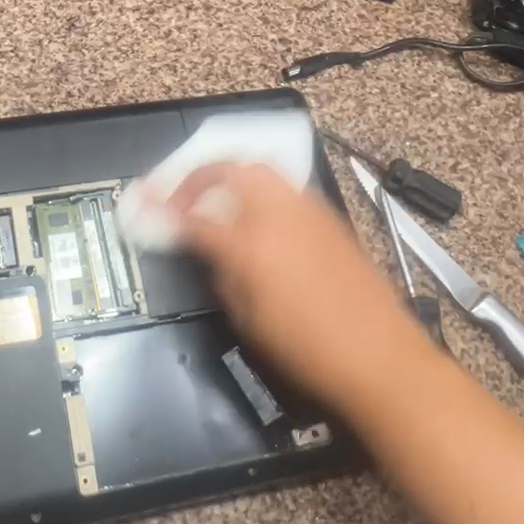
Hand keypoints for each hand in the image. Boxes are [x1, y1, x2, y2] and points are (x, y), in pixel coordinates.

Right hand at [167, 162, 423, 407]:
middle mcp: (277, 214)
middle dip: (197, 176)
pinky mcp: (329, 216)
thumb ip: (223, 274)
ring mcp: (307, 210)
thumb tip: (213, 252)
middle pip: (228, 169)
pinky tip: (257, 214)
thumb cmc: (308, 350)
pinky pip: (285, 185)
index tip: (142, 200)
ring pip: (260, 167)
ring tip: (217, 196)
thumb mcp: (248, 319)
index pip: (193, 216)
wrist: (381, 356)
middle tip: (181, 195)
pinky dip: (260, 187)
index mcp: (250, 245)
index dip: (161, 207)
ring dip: (230, 174)